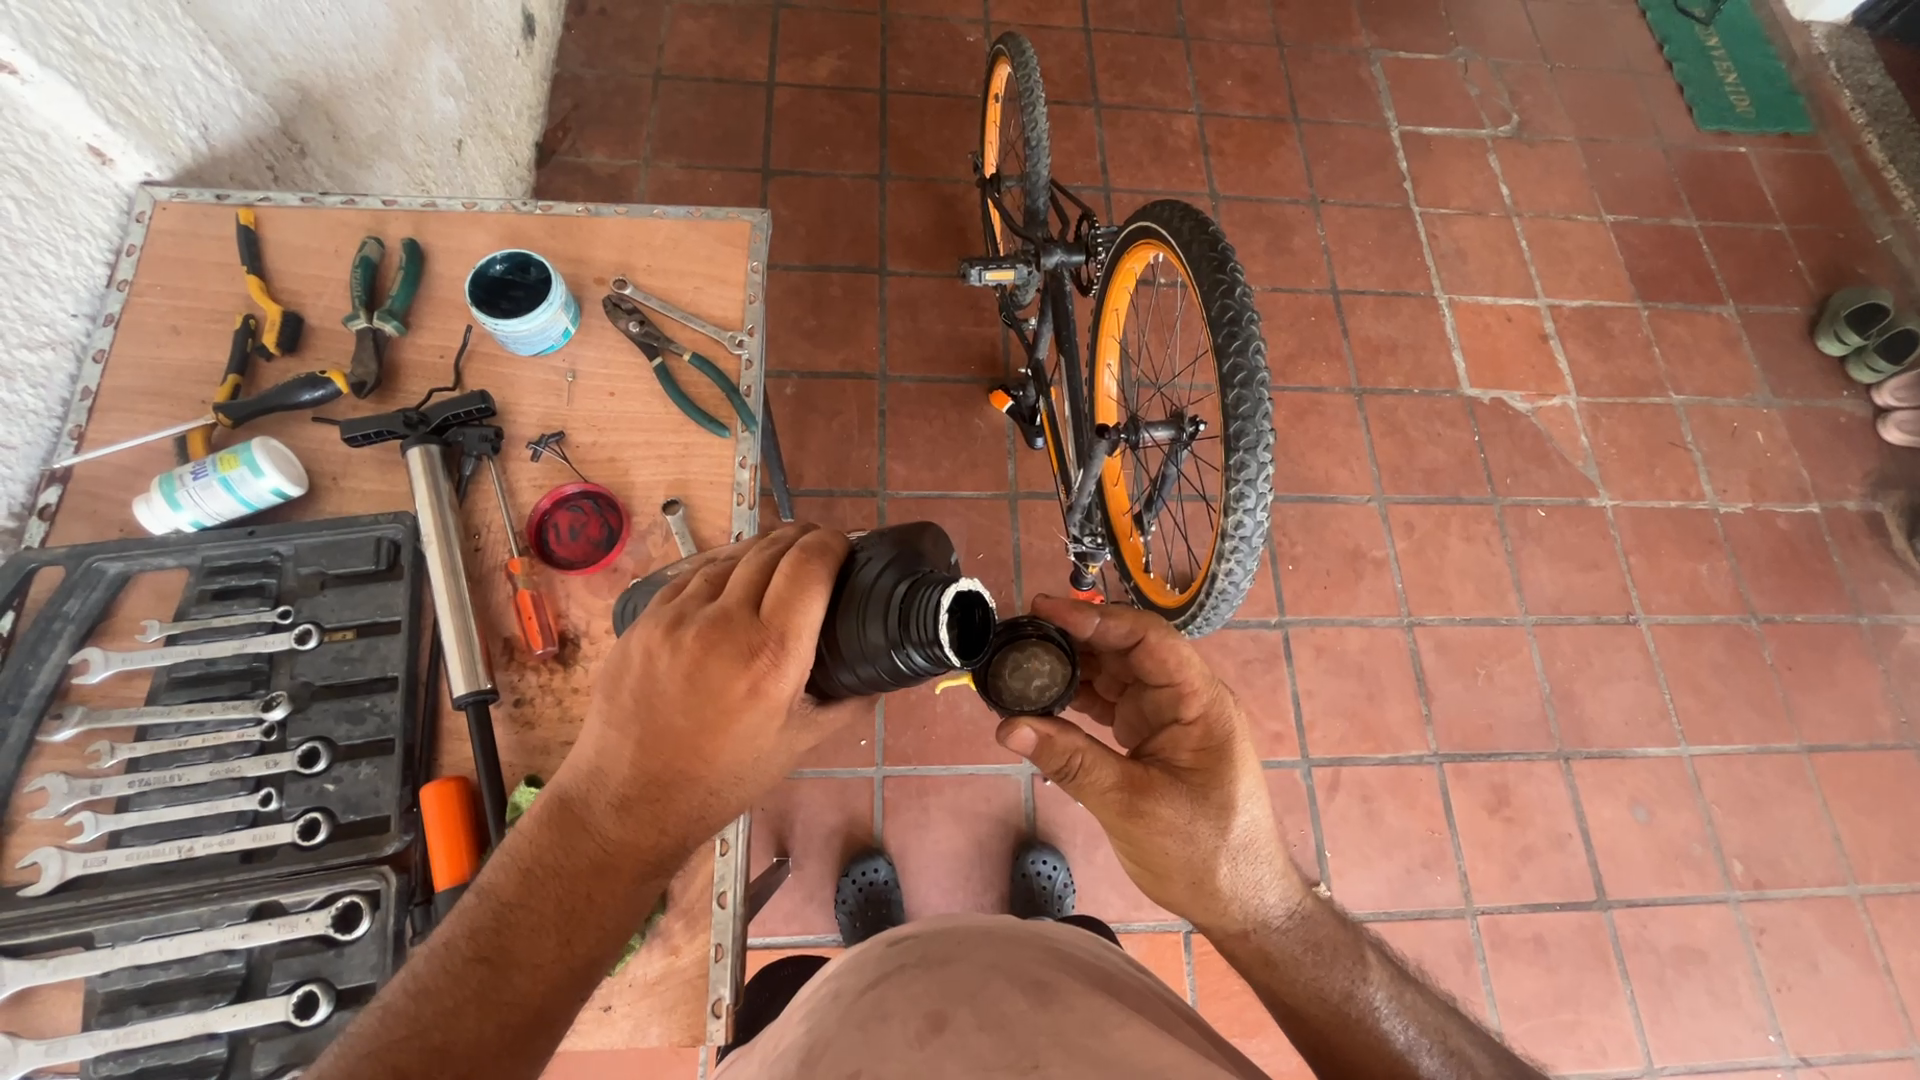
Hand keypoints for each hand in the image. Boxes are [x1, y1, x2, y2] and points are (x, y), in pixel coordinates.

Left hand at [551, 525, 872, 855]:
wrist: (629, 799)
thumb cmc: (724, 777)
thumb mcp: (800, 743)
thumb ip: (850, 701)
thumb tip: (886, 673)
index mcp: (773, 654)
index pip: (809, 565)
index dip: (833, 543)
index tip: (845, 547)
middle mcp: (725, 623)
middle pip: (772, 549)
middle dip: (802, 538)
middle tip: (818, 547)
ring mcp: (678, 617)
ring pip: (730, 557)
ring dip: (762, 551)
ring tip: (777, 561)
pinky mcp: (645, 619)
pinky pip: (691, 576)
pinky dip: (721, 569)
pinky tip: (730, 581)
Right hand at [996, 597, 1308, 935]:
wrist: (1241, 903)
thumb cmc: (1203, 853)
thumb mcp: (1131, 804)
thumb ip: (1070, 760)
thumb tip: (1006, 726)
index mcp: (1198, 700)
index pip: (1147, 639)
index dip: (1096, 618)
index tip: (1045, 610)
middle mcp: (1182, 697)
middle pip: (1124, 649)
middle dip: (1074, 637)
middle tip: (1018, 631)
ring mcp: (1165, 717)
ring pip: (1112, 674)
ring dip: (1069, 666)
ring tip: (1019, 659)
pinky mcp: (1149, 737)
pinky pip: (1107, 704)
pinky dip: (1074, 698)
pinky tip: (1039, 696)